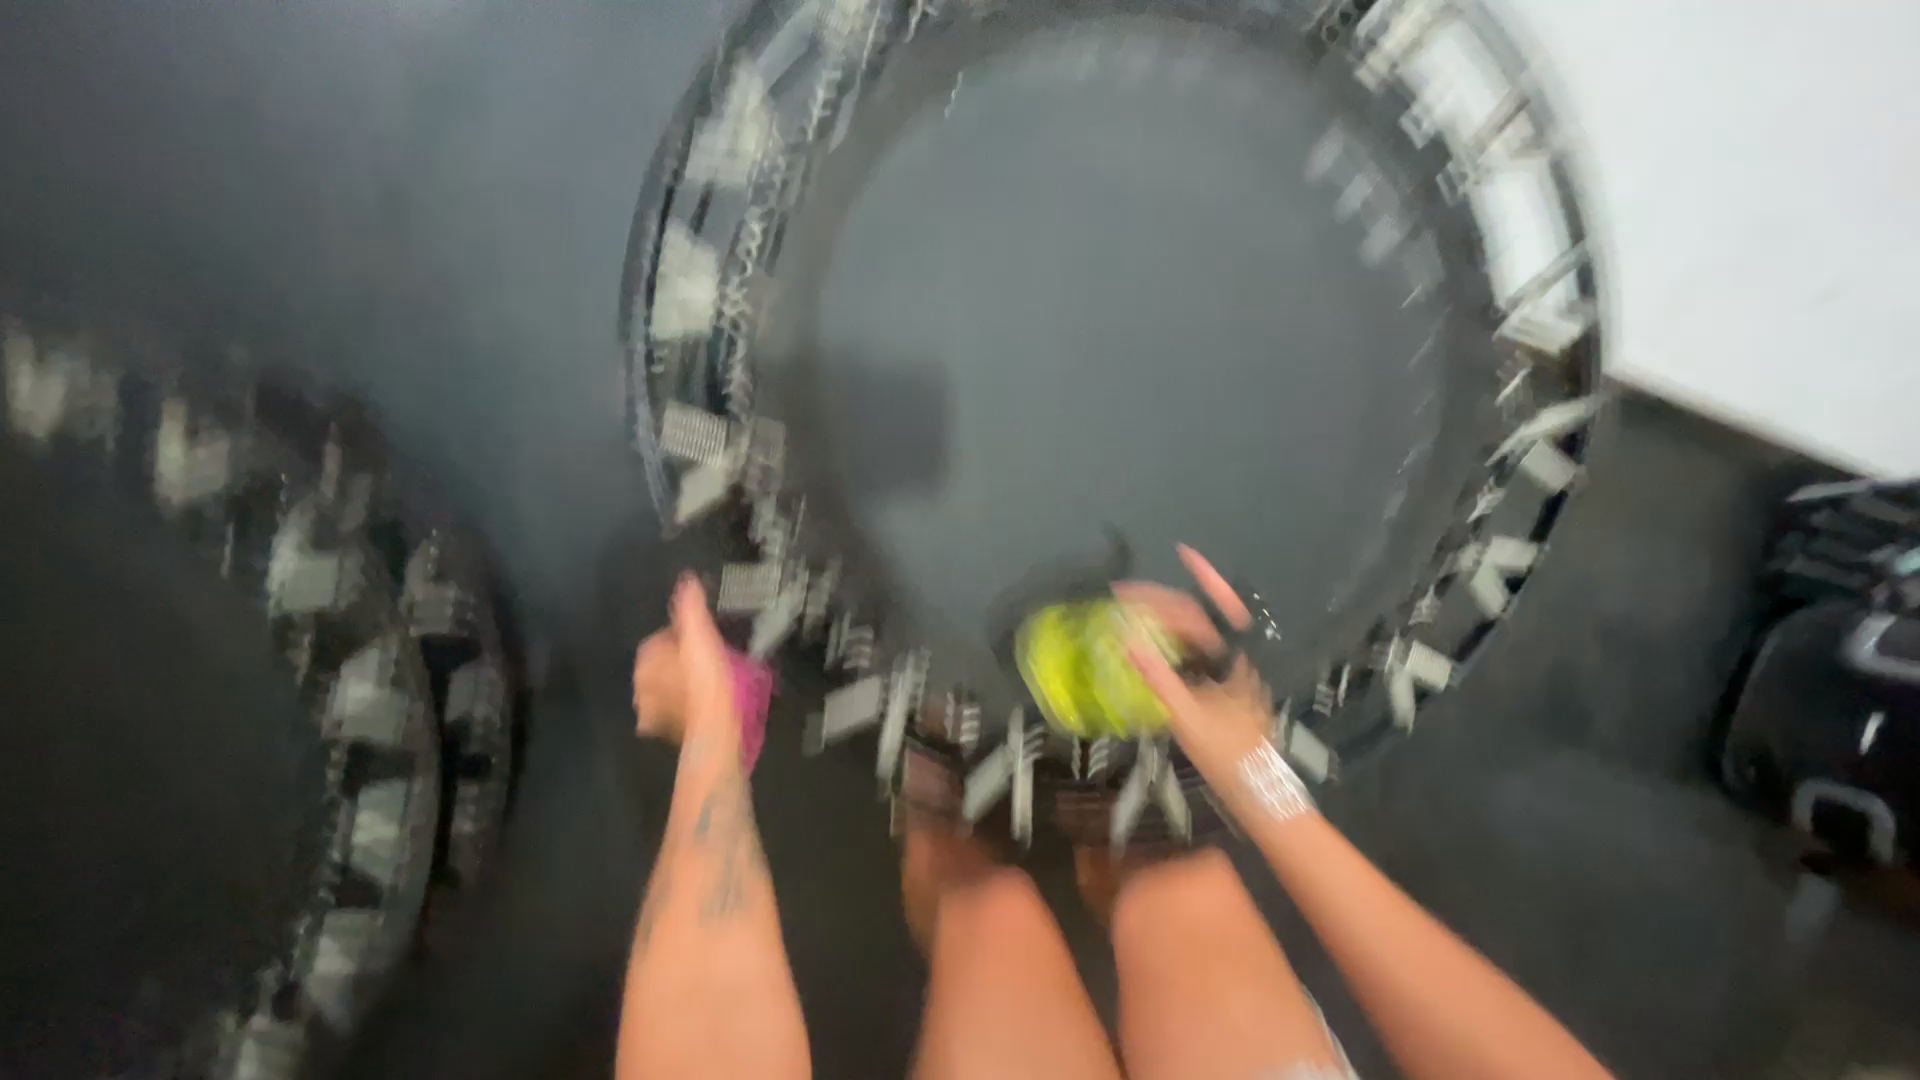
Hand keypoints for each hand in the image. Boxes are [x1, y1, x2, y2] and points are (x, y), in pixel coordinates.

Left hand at [633, 575, 741, 751]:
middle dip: (679, 660)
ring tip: (710, 681)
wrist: (715, 729)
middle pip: (661, 664)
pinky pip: (673, 711)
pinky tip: (702, 704)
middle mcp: (641, 687)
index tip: (705, 638)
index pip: (660, 638)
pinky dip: (683, 706)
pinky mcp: (666, 731)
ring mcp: (652, 713)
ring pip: (666, 688)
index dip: (683, 635)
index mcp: (645, 662)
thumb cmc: (707, 680)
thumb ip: (691, 605)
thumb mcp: (701, 634)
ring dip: (681, 684)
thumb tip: (686, 577)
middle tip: (710, 659)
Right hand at [1114, 545, 1274, 789]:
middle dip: (1163, 601)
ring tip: (1128, 615)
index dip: (1206, 577)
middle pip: (1200, 618)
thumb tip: (1127, 640)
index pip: (1223, 606)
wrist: (1259, 795)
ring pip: (1194, 637)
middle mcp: (1236, 659)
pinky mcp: (1220, 689)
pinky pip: (1192, 655)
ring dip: (1163, 622)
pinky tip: (1146, 648)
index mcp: (1238, 658)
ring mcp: (1229, 674)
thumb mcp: (1190, 718)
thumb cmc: (1231, 757)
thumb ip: (1159, 679)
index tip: (1183, 553)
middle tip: (1124, 596)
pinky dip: (1168, 646)